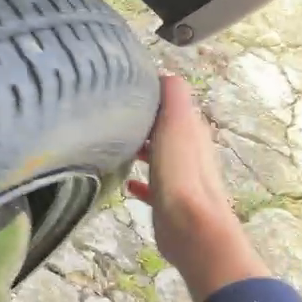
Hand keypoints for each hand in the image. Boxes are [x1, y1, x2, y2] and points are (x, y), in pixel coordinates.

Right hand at [126, 75, 269, 301]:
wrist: (192, 228)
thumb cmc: (180, 174)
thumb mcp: (177, 124)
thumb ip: (173, 96)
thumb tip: (164, 73)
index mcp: (190, 130)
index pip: (170, 103)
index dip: (149, 93)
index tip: (120, 88)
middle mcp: (187, 151)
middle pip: (162, 128)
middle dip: (140, 120)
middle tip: (109, 115)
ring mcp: (178, 177)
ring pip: (157, 155)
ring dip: (139, 148)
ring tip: (112, 145)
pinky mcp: (167, 201)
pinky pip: (151, 185)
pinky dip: (139, 180)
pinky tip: (125, 182)